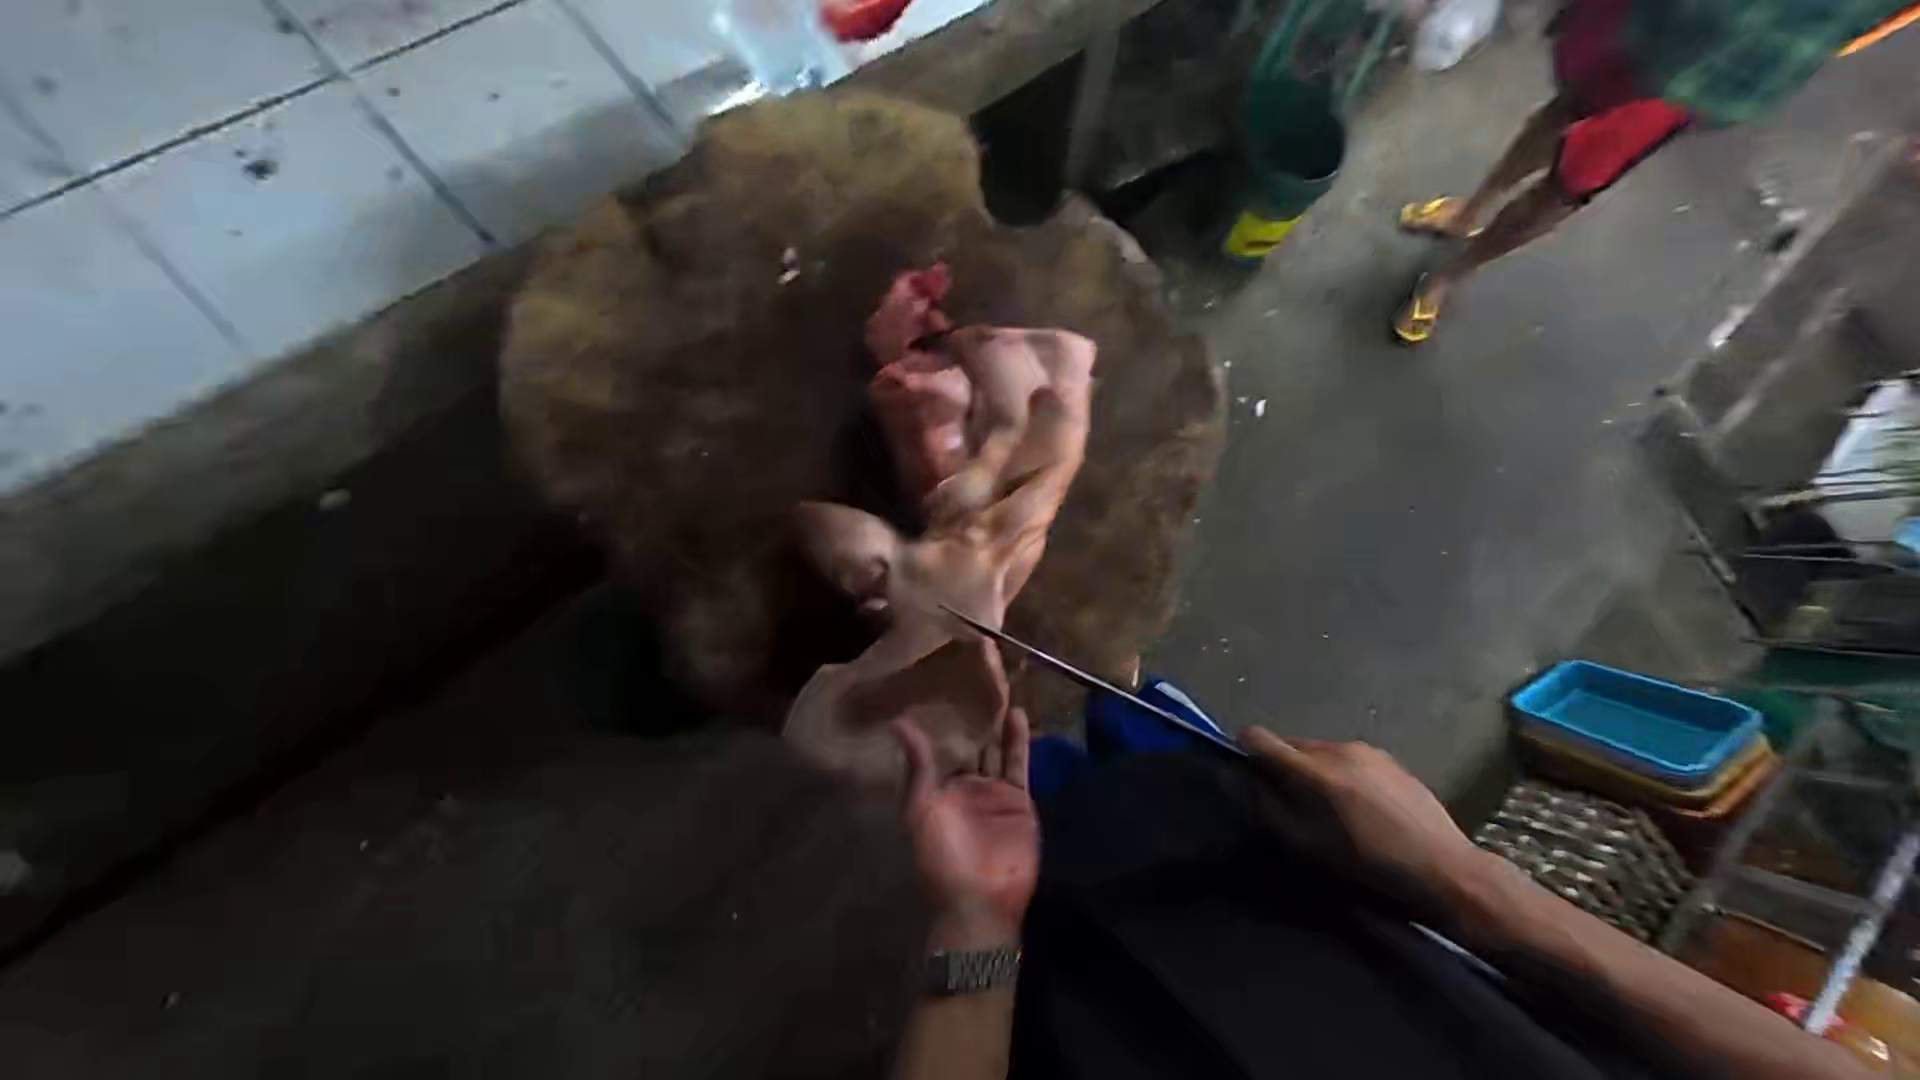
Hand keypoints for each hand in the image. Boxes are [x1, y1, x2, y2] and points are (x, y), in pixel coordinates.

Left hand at [894, 708, 1038, 948]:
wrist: (979, 902)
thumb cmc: (940, 857)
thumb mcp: (919, 809)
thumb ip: (917, 766)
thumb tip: (899, 722)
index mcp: (938, 787)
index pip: (941, 746)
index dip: (943, 720)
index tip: (942, 685)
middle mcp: (965, 784)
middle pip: (971, 743)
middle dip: (973, 716)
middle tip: (975, 676)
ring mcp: (993, 790)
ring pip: (995, 748)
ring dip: (997, 722)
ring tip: (999, 686)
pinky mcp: (1018, 799)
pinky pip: (1017, 763)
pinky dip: (1018, 740)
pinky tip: (1018, 714)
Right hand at [1238, 727, 1490, 904]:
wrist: (1450, 874)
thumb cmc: (1371, 867)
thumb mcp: (1308, 846)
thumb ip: (1265, 806)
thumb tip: (1231, 777)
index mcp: (1313, 769)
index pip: (1258, 737)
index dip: (1243, 749)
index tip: (1245, 771)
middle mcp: (1336, 748)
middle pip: (1290, 744)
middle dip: (1282, 765)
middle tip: (1289, 800)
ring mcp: (1366, 750)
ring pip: (1319, 750)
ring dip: (1312, 769)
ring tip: (1328, 805)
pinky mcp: (1390, 759)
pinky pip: (1348, 757)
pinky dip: (1340, 772)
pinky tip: (1359, 804)